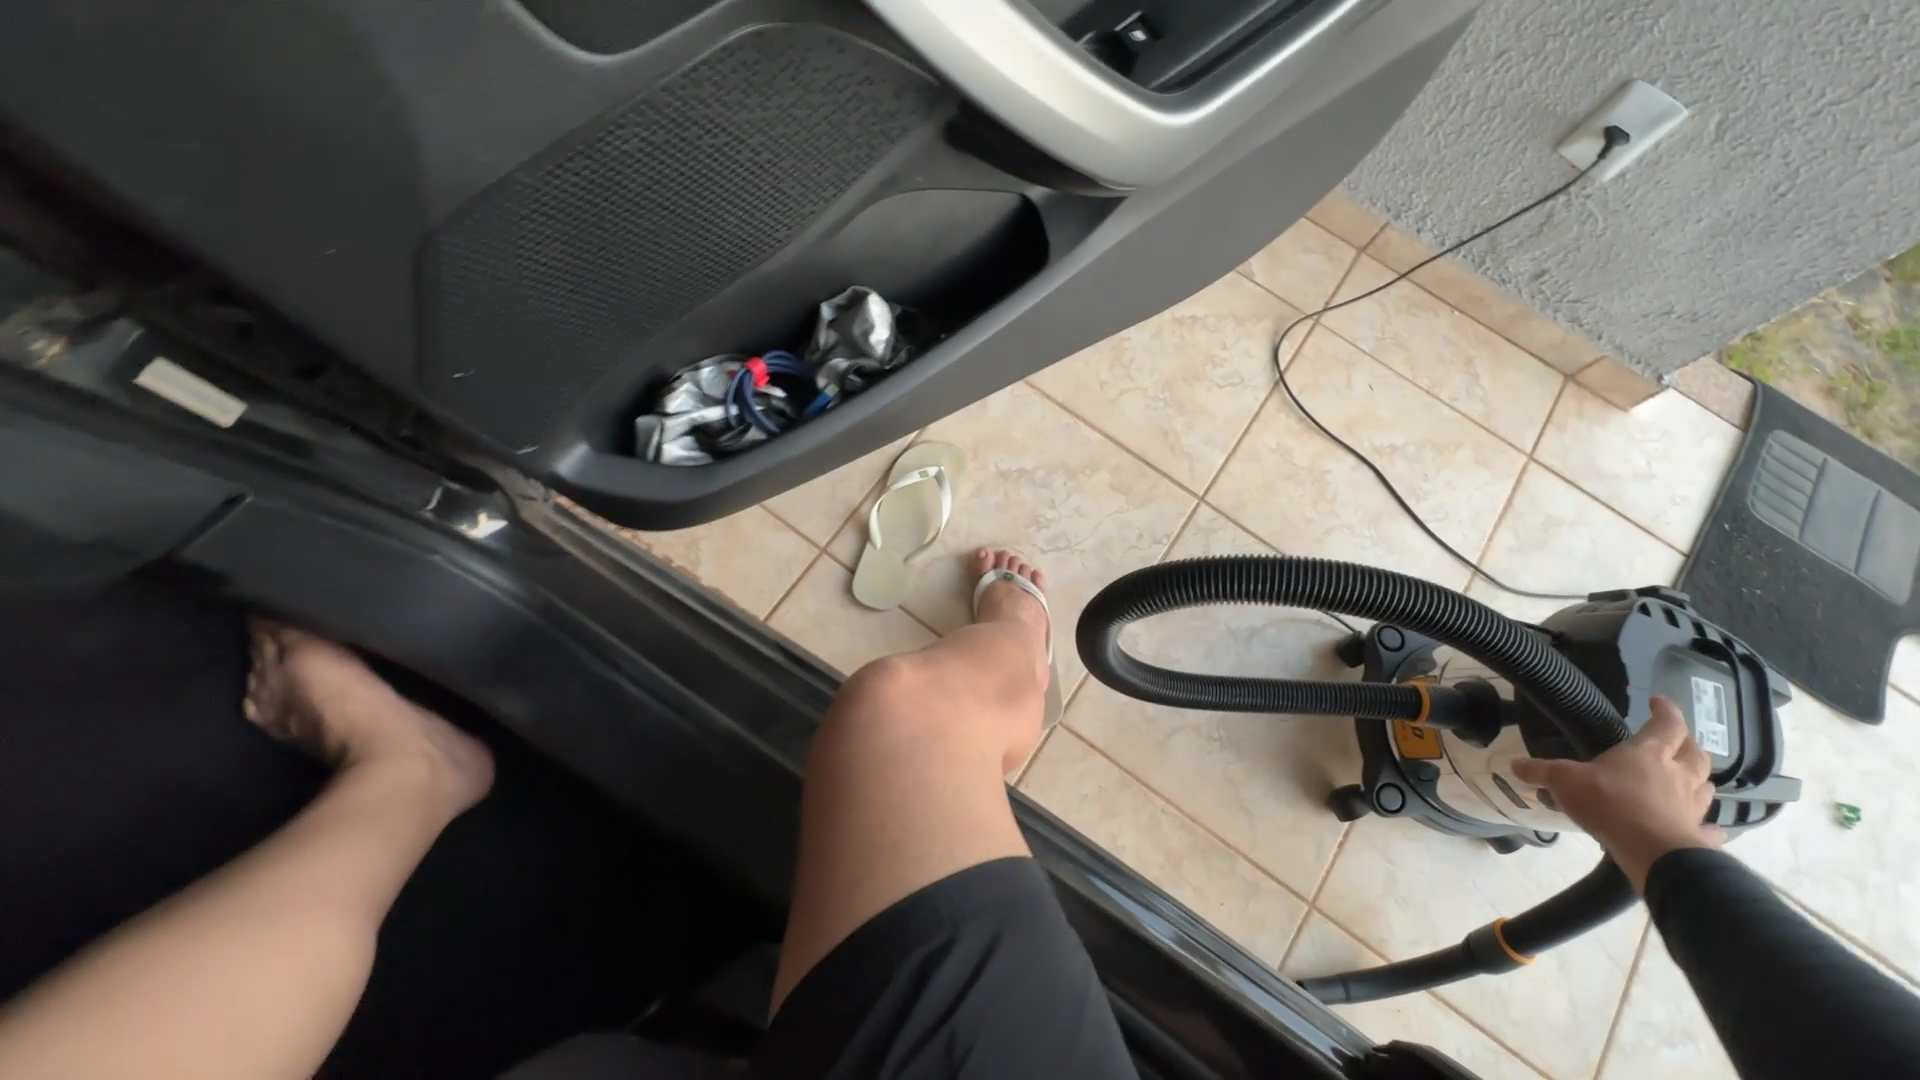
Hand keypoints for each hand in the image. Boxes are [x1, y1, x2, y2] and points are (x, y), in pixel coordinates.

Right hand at [1512, 696, 1722, 892]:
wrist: (1651, 850)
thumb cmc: (1609, 802)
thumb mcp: (1564, 780)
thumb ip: (1540, 771)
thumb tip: (1514, 763)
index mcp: (1649, 753)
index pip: (1667, 724)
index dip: (1665, 710)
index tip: (1657, 701)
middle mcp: (1678, 774)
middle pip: (1695, 753)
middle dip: (1688, 744)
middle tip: (1677, 741)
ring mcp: (1692, 805)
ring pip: (1706, 785)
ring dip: (1700, 778)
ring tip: (1689, 779)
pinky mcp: (1697, 833)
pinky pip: (1708, 827)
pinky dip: (1708, 826)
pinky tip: (1706, 828)